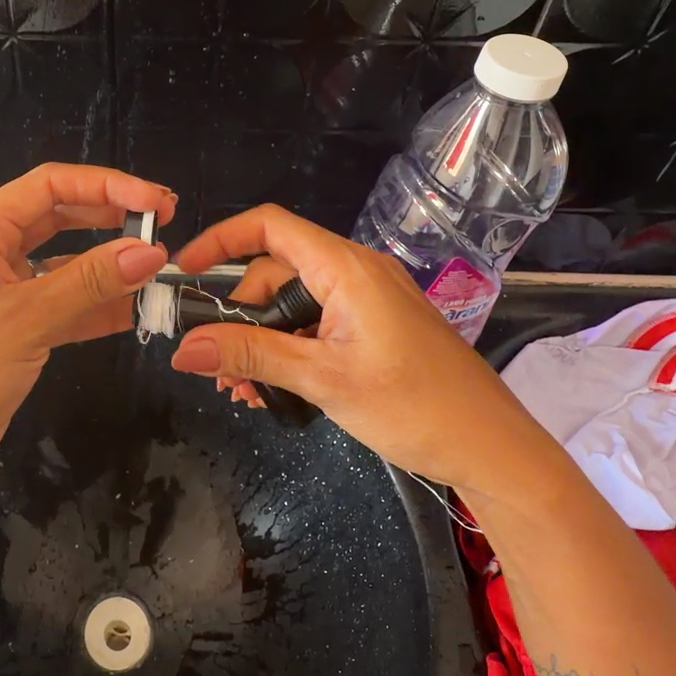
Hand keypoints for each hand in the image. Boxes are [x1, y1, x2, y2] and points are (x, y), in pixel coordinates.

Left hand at [0, 164, 173, 484]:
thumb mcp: (24, 321)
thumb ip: (89, 283)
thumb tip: (151, 252)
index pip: (49, 186)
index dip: (107, 186)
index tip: (156, 203)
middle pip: (60, 216)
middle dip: (112, 217)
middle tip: (165, 223)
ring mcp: (5, 291)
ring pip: (67, 262)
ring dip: (110, 265)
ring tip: (158, 267)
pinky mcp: (17, 328)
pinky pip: (67, 304)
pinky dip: (100, 306)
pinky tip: (137, 309)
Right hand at [169, 205, 557, 498]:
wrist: (493, 449)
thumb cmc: (412, 406)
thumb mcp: (322, 379)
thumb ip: (250, 355)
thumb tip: (183, 348)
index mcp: (345, 268)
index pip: (269, 226)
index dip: (220, 240)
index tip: (183, 273)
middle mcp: (355, 271)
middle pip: (274, 272)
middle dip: (238, 315)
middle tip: (219, 369)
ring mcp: (368, 299)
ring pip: (293, 303)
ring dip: (261, 340)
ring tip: (244, 392)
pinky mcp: (377, 326)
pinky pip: (317, 322)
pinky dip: (290, 349)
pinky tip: (275, 390)